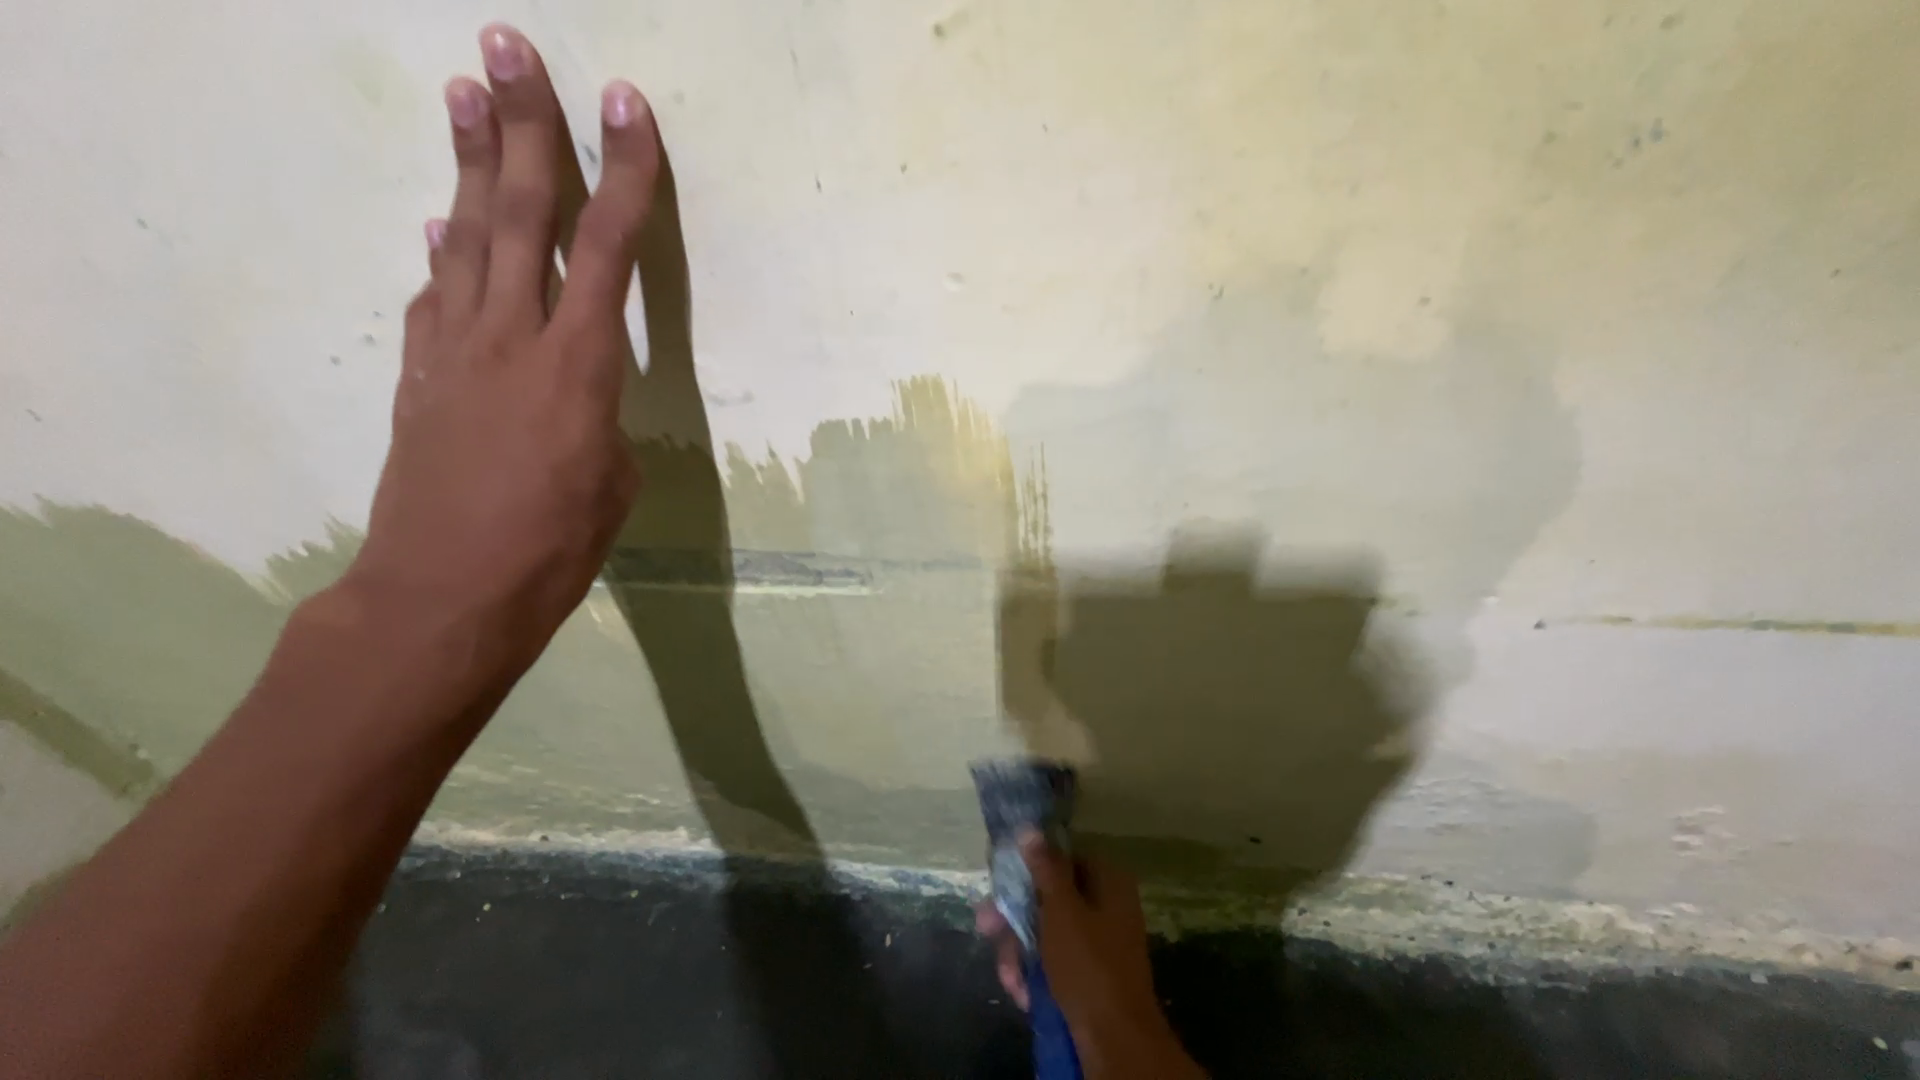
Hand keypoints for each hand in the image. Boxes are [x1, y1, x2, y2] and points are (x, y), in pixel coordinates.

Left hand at [346, 25, 656, 666]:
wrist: (445, 593)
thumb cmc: (554, 548)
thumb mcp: (613, 481)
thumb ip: (601, 416)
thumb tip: (582, 388)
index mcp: (580, 366)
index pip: (609, 248)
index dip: (623, 173)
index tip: (626, 104)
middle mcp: (512, 337)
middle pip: (519, 212)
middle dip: (523, 125)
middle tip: (511, 45)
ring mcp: (454, 351)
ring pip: (463, 237)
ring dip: (465, 162)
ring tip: (464, 91)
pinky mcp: (419, 376)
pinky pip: (433, 297)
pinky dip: (440, 254)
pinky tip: (438, 227)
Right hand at [976, 836, 1205, 1077]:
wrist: (1116, 1039)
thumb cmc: (1088, 964)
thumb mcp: (1061, 910)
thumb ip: (1045, 868)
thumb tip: (1029, 828)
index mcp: (1108, 881)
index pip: (1063, 858)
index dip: (1029, 870)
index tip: (1000, 884)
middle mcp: (1106, 906)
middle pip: (1049, 897)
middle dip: (1015, 918)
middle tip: (987, 928)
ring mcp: (1099, 942)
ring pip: (1047, 932)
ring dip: (1020, 952)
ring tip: (1010, 977)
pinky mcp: (1089, 974)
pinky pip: (1054, 961)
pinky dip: (1035, 974)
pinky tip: (1023, 993)